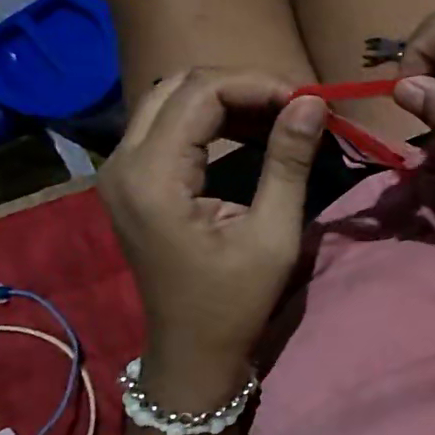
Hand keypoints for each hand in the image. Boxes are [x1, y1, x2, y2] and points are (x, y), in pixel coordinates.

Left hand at [99, 71, 325, 372]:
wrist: (192, 349)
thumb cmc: (235, 300)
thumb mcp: (273, 234)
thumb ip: (289, 163)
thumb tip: (313, 104)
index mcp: (153, 177)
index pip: (201, 94)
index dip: (258, 85)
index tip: (308, 102)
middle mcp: (123, 162)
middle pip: (179, 86)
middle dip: (242, 86)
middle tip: (294, 106)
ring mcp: (121, 170)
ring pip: (171, 99)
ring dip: (227, 99)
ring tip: (280, 116)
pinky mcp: (132, 180)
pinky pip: (168, 126)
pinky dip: (211, 120)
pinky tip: (250, 132)